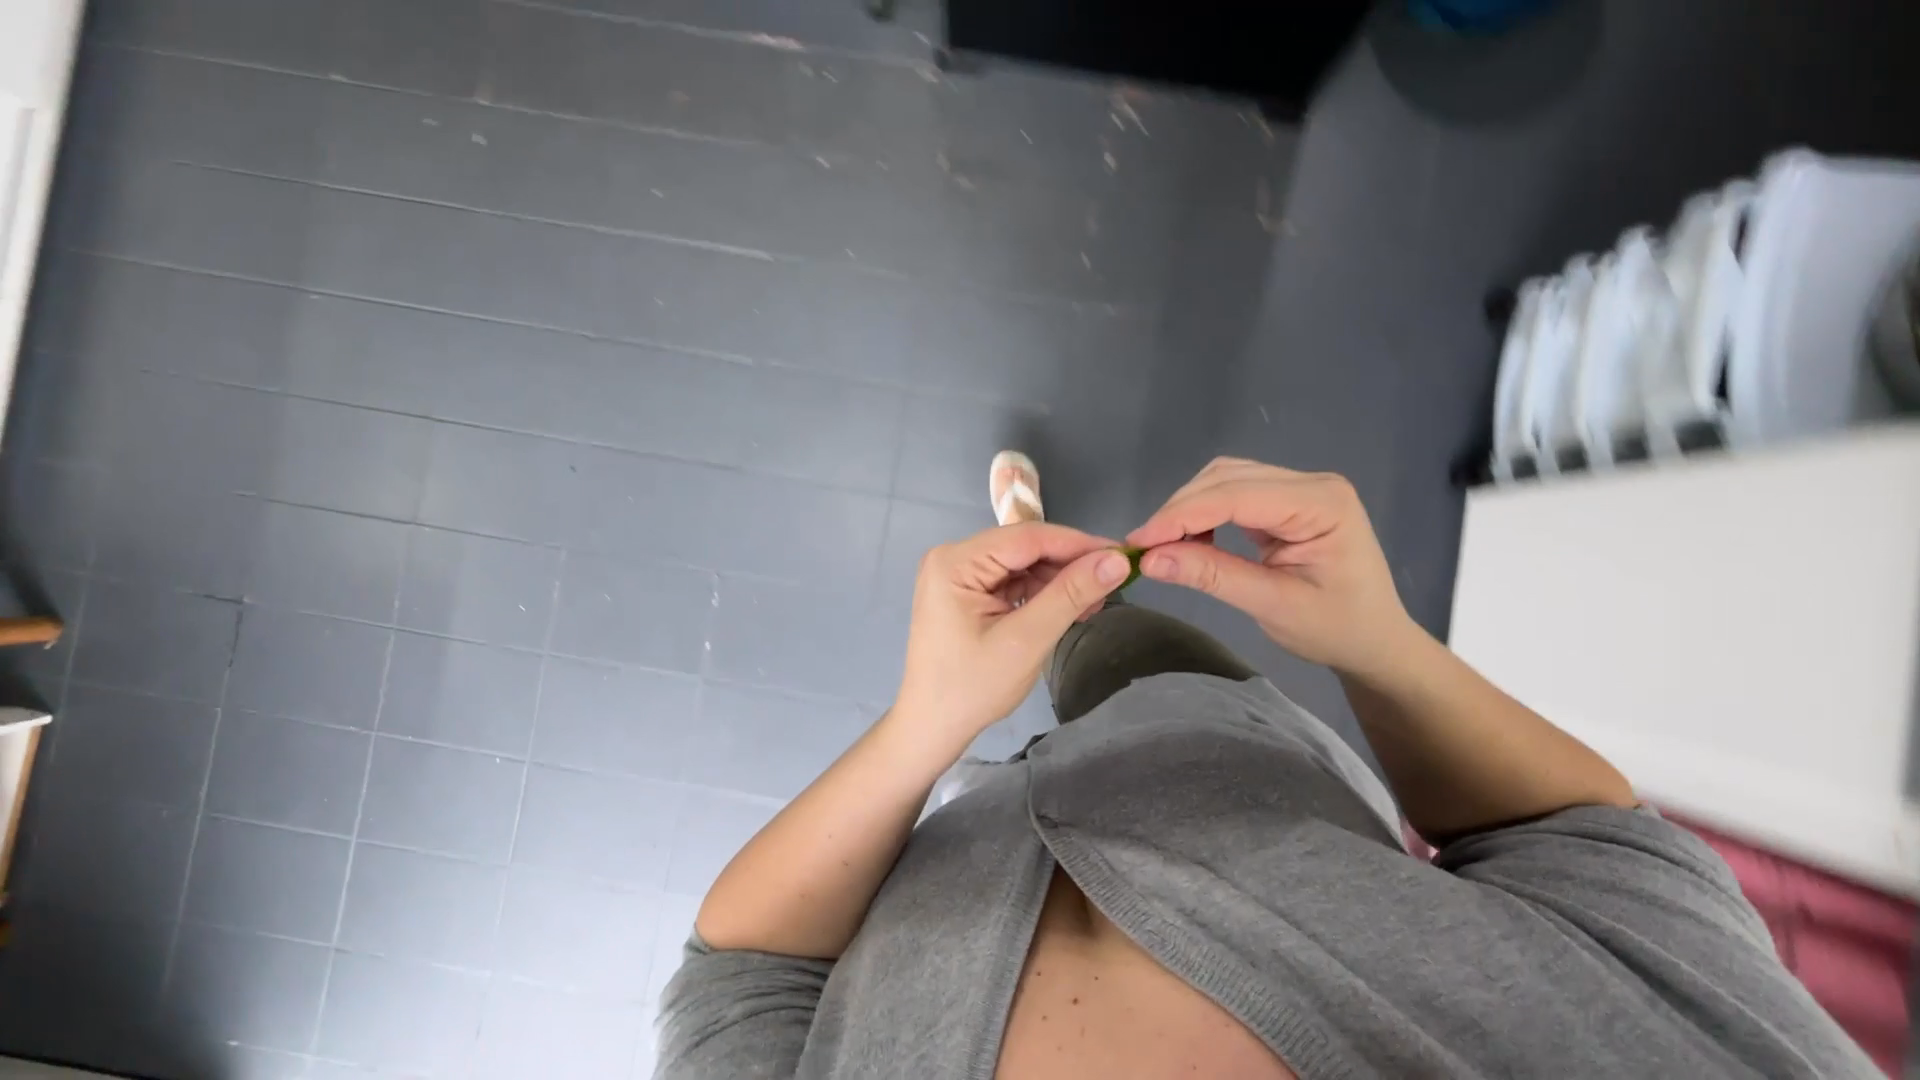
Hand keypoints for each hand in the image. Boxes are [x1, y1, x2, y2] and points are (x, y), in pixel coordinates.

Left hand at [893, 523, 1130, 747]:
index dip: (1077, 543)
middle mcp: (953, 557)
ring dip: (1058, 581)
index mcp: (955, 562)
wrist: (932, 726)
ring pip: (1022, 564)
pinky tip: (1068, 608)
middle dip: (1069, 565)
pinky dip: (1041, 593)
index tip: (1123, 555)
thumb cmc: (973, 687)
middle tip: (1113, 584)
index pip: (1027, 537)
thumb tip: (1117, 559)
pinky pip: (1012, 581)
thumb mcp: (1027, 640)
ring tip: (1092, 604)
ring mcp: (958, 575)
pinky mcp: (966, 593)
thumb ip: (1070, 595)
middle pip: (1024, 548)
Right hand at [1126, 457, 1417, 676]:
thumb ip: (1213, 576)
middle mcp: (1312, 483)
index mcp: (1321, 504)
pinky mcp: (1287, 501)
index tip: (1138, 543)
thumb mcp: (1273, 606)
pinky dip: (1204, 512)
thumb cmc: (1336, 629)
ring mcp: (1300, 489)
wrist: (1375, 642)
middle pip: (1227, 478)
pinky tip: (1190, 539)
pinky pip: (1234, 493)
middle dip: (1180, 510)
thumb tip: (1151, 560)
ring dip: (1188, 508)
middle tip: (1143, 549)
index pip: (1236, 496)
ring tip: (1162, 546)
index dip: (1181, 515)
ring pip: (1225, 479)